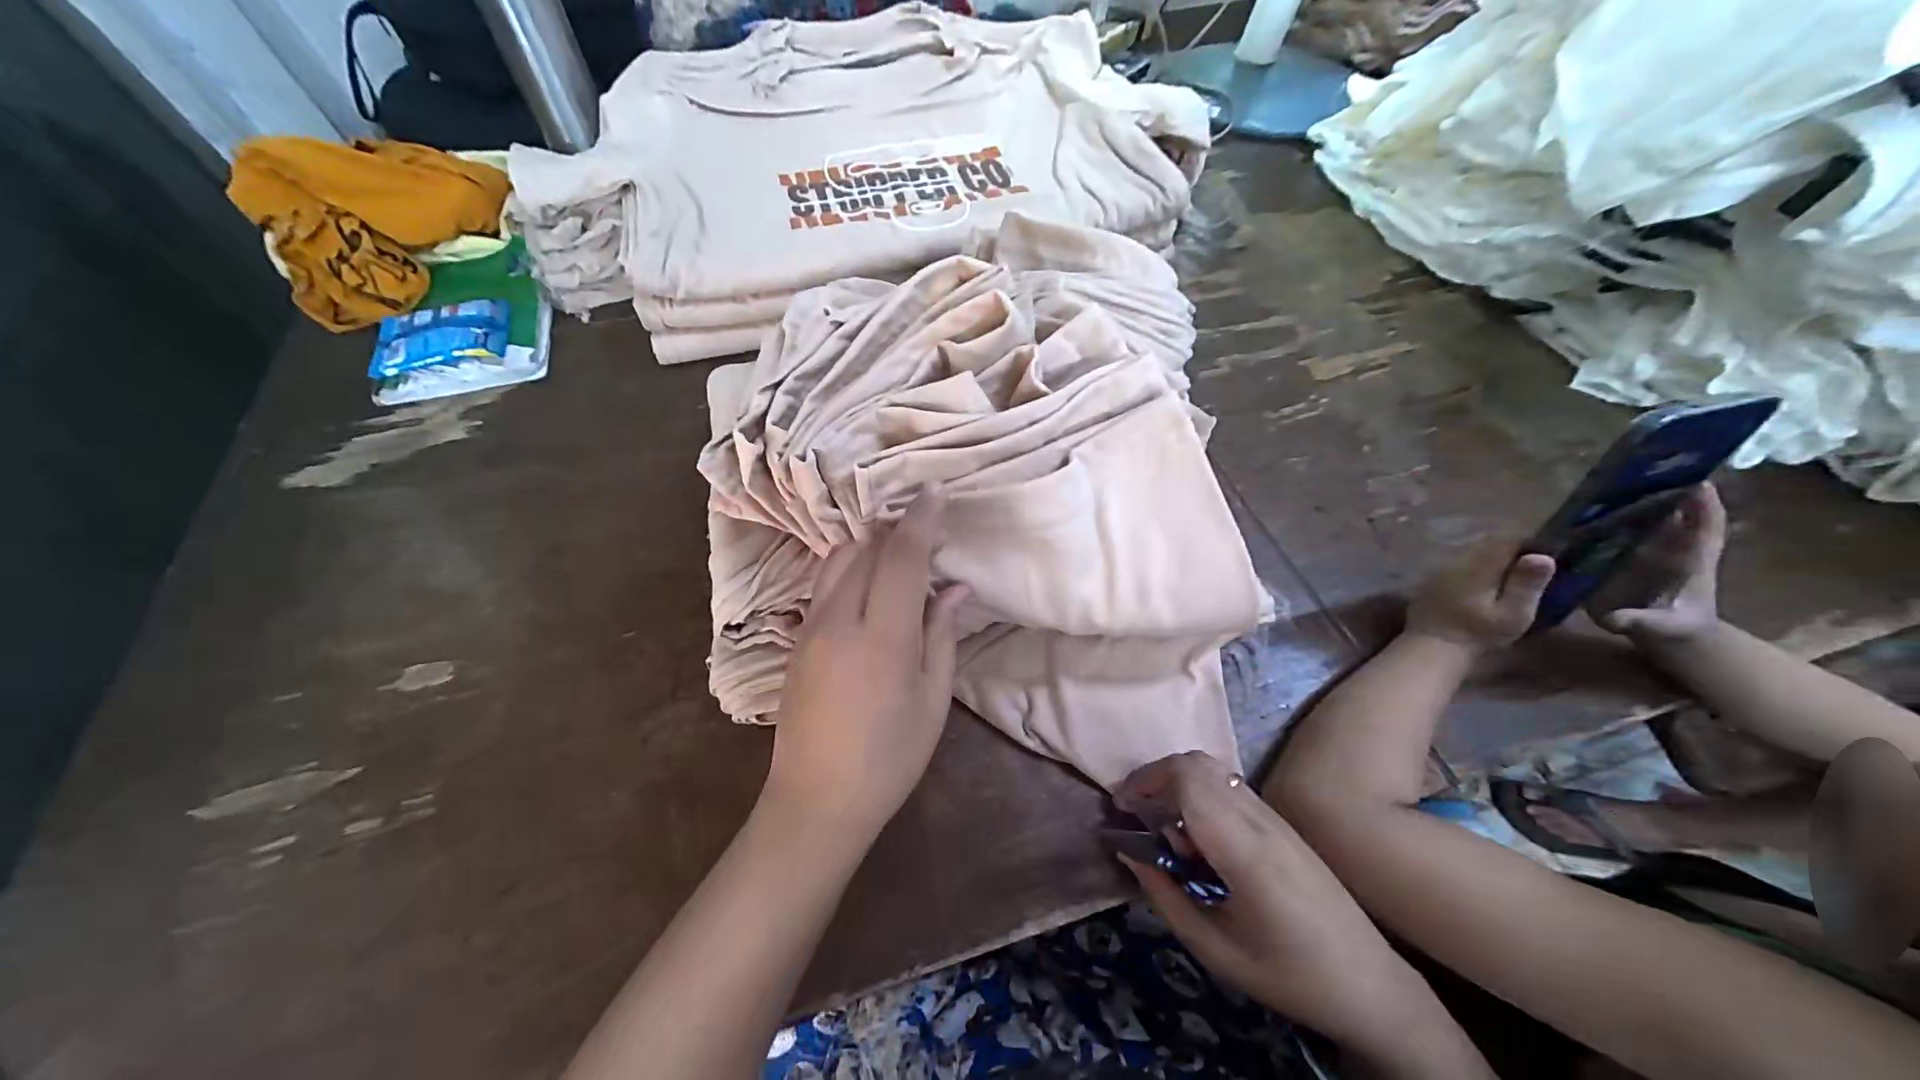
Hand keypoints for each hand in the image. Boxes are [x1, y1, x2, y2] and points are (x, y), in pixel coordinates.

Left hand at [762, 490, 968, 836]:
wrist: (816, 799)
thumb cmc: (889, 758)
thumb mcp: (932, 700)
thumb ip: (941, 635)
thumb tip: (954, 588)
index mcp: (881, 638)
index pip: (900, 557)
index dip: (920, 519)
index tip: (935, 490)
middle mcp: (838, 620)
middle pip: (865, 548)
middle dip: (896, 526)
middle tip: (924, 520)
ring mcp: (810, 627)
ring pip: (838, 560)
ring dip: (869, 542)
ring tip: (897, 545)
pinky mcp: (796, 638)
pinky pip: (824, 582)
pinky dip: (850, 565)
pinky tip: (868, 578)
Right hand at [1113, 752, 1437, 1052]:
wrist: (1371, 985)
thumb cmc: (1288, 975)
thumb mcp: (1213, 947)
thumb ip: (1164, 895)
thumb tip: (1129, 851)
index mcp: (1244, 847)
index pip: (1187, 778)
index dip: (1144, 780)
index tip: (1121, 807)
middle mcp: (1261, 819)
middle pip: (1197, 763)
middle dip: (1155, 777)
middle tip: (1136, 815)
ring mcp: (1276, 818)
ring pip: (1214, 771)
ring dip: (1178, 788)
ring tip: (1169, 838)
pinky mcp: (1283, 825)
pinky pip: (1230, 789)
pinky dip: (1200, 798)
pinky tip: (1200, 844)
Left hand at [1405, 540, 1555, 651]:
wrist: (1430, 647)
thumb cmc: (1477, 633)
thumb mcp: (1512, 614)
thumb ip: (1526, 584)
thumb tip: (1543, 556)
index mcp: (1478, 565)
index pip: (1506, 540)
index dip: (1529, 543)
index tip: (1546, 553)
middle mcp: (1456, 561)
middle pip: (1487, 546)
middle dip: (1510, 551)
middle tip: (1530, 567)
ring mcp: (1439, 571)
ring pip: (1471, 556)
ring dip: (1491, 561)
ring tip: (1510, 577)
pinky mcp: (1430, 582)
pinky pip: (1457, 568)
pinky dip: (1473, 572)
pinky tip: (1481, 588)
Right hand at [1585, 482, 1723, 643]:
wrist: (1673, 637)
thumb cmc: (1674, 629)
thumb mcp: (1656, 628)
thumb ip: (1638, 621)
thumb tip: (1614, 618)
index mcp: (1692, 563)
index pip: (1705, 530)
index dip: (1705, 507)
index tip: (1696, 482)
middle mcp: (1675, 549)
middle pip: (1678, 513)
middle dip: (1666, 490)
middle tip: (1641, 470)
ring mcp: (1655, 550)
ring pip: (1652, 518)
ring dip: (1636, 499)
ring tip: (1610, 481)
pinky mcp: (1633, 555)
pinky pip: (1624, 530)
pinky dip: (1610, 516)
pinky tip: (1586, 507)